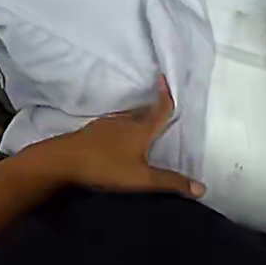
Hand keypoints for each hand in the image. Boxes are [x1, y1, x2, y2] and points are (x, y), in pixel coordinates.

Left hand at [13, 82, 204, 197]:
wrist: (63, 160)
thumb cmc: (105, 166)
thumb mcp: (142, 178)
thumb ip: (171, 182)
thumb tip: (202, 187)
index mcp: (140, 129)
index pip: (159, 109)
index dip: (166, 96)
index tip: (166, 78)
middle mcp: (124, 121)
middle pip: (144, 112)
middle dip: (155, 108)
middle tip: (164, 104)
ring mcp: (106, 124)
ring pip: (128, 117)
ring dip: (139, 117)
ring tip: (147, 120)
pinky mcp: (93, 131)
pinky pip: (115, 124)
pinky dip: (125, 125)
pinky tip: (122, 134)